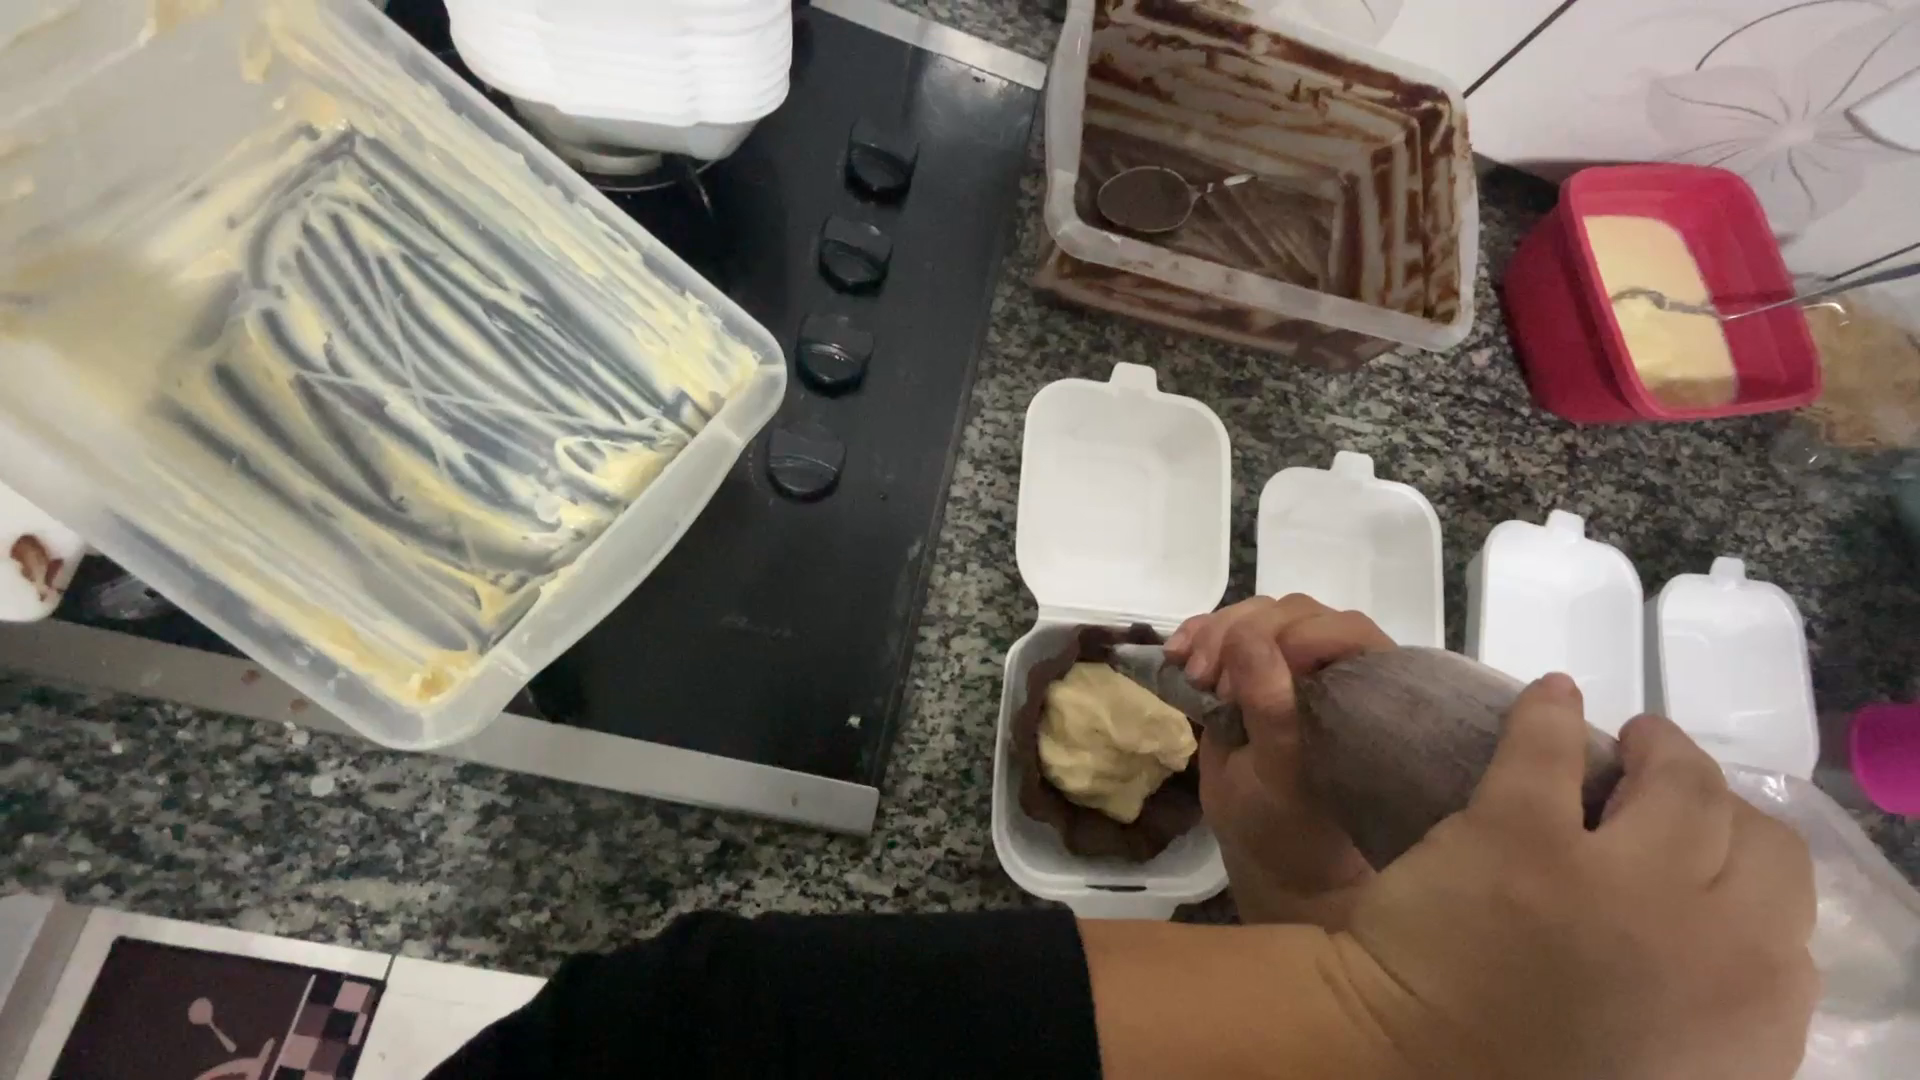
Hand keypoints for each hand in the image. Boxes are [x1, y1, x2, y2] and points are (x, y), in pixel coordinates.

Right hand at [1165, 595, 1393, 926]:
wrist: (1268, 852)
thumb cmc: (1291, 824)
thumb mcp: (1279, 773)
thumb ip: (1271, 706)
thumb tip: (1246, 636)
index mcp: (1366, 690)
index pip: (1340, 630)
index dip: (1290, 639)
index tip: (1243, 683)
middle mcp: (1334, 666)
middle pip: (1289, 614)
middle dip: (1239, 635)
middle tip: (1204, 679)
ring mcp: (1289, 662)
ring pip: (1254, 615)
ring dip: (1213, 634)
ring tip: (1191, 673)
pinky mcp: (1250, 667)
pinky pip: (1223, 629)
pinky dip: (1195, 634)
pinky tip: (1173, 654)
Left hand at [1332, 675, 1819, 1079]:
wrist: (1416, 1061)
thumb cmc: (1532, 1065)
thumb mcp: (1675, 1059)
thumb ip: (1719, 997)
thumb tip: (1735, 928)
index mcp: (1758, 1006)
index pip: (1786, 894)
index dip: (1741, 849)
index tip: (1697, 830)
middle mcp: (1713, 941)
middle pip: (1745, 830)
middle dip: (1710, 790)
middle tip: (1660, 763)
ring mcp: (1614, 879)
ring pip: (1673, 782)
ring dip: (1655, 745)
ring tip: (1625, 731)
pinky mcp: (1518, 833)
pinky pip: (1549, 747)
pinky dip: (1550, 710)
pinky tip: (1550, 691)